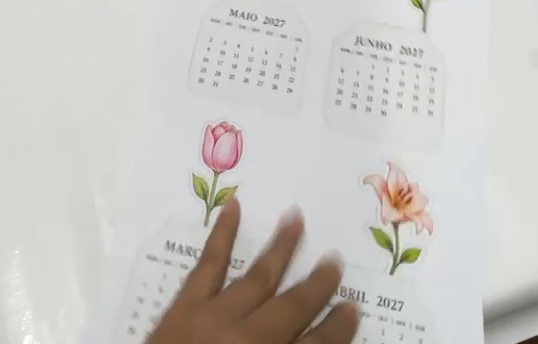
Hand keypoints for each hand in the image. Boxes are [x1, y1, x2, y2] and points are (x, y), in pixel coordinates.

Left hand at [147, 200, 358, 343]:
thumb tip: (304, 339)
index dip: (336, 330)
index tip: (352, 309)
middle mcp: (249, 339)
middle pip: (291, 308)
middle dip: (317, 285)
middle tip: (335, 259)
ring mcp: (215, 319)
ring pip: (257, 278)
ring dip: (280, 249)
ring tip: (297, 220)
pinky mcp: (184, 306)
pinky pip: (208, 265)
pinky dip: (221, 234)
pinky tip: (234, 207)